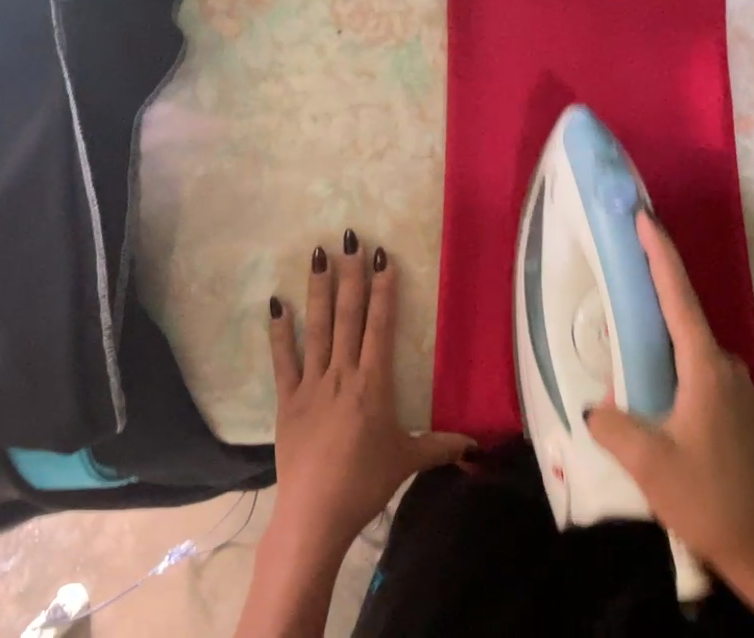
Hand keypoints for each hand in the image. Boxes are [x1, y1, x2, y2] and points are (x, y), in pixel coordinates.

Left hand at [265, 230, 474, 552]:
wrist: (315, 514)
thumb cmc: (366, 483)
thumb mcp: (408, 462)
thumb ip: (441, 446)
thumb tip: (477, 446)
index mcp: (374, 384)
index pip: (380, 326)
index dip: (383, 290)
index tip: (382, 257)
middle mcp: (343, 375)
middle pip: (348, 316)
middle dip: (351, 276)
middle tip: (350, 239)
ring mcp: (311, 385)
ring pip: (317, 328)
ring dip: (318, 290)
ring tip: (317, 254)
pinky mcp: (287, 401)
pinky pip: (283, 360)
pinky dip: (279, 332)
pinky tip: (276, 303)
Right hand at [586, 214, 753, 636]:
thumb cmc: (706, 496)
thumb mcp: (648, 463)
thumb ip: (613, 424)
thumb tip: (596, 406)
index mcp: (704, 366)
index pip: (678, 296)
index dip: (659, 254)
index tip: (643, 218)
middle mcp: (722, 365)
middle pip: (681, 313)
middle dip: (651, 284)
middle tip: (617, 261)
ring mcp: (730, 385)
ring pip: (684, 344)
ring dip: (655, 328)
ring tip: (619, 319)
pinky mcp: (729, 405)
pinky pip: (690, 365)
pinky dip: (664, 357)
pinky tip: (642, 375)